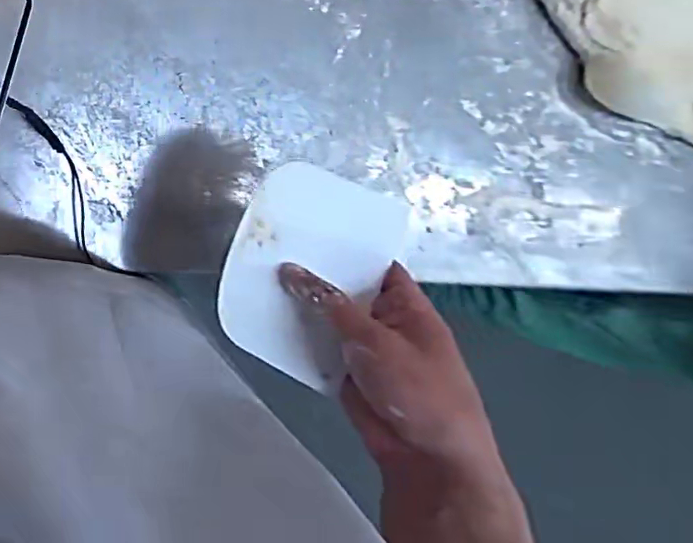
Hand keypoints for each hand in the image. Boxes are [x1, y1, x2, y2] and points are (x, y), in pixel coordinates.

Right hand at [280, 262, 531, 542]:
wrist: (429, 463)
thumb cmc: (422, 394)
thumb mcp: (376, 339)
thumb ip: (331, 304)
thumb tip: (292, 271)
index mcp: (408, 309)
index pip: (375, 266)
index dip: (346, 247)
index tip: (310, 229)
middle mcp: (386, 324)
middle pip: (345, 289)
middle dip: (314, 274)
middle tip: (275, 248)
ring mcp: (366, 349)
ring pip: (327, 318)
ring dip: (302, 305)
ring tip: (263, 276)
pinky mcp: (346, 372)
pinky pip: (317, 345)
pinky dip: (297, 335)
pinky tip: (270, 317)